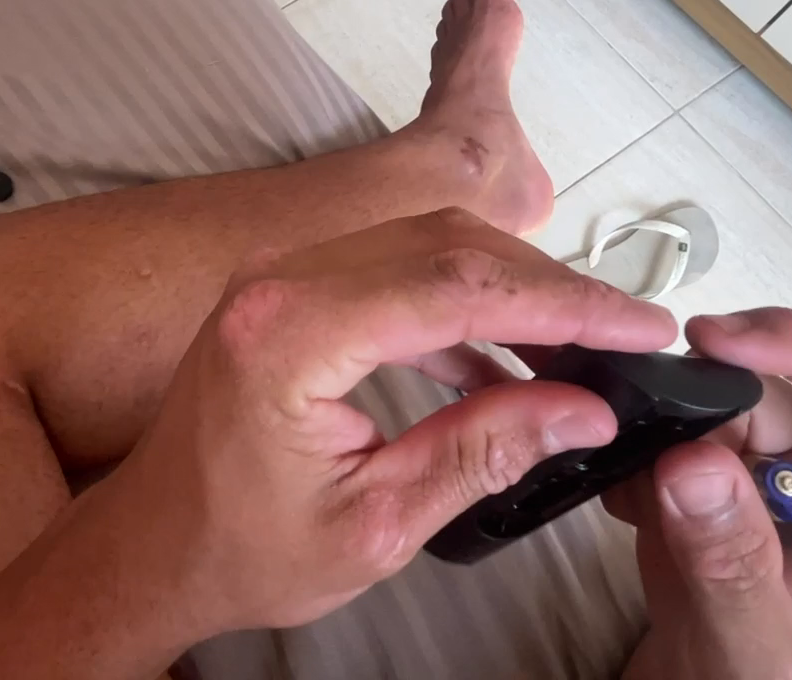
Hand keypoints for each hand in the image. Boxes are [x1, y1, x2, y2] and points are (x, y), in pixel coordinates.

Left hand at [90, 207, 676, 640]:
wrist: (154, 541)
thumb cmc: (242, 546)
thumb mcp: (376, 521)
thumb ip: (482, 451)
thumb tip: (583, 409)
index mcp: (290, 332)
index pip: (454, 285)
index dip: (559, 302)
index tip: (638, 325)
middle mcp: (281, 278)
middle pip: (444, 246)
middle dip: (545, 286)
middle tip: (621, 330)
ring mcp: (282, 274)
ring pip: (423, 245)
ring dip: (505, 289)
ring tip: (574, 345)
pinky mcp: (291, 288)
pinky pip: (392, 271)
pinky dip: (455, 305)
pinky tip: (497, 358)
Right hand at [607, 308, 791, 679]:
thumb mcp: (762, 657)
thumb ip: (732, 565)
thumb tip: (690, 458)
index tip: (713, 340)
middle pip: (778, 387)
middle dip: (703, 408)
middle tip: (641, 449)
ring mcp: (785, 467)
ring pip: (718, 401)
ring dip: (663, 437)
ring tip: (634, 507)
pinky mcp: (731, 468)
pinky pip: (679, 423)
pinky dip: (642, 451)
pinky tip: (630, 509)